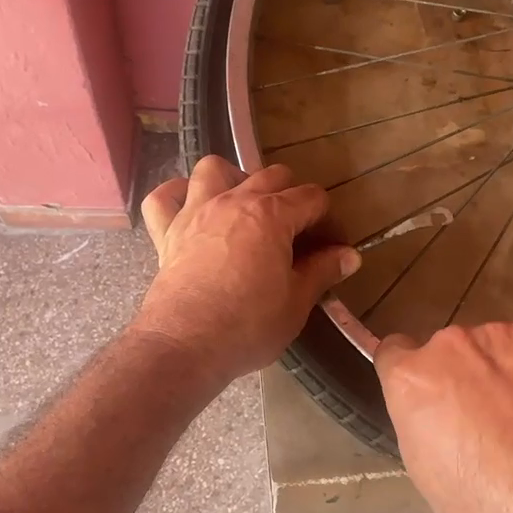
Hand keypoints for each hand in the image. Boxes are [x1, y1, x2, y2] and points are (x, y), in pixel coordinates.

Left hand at [134, 156, 359, 385]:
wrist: (186, 343)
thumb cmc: (248, 325)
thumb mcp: (296, 302)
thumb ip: (322, 272)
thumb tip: (350, 255)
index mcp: (272, 215)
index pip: (311, 198)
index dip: (325, 217)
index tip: (328, 241)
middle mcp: (234, 201)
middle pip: (270, 174)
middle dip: (289, 193)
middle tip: (294, 228)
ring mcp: (196, 211)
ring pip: (213, 168)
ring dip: (232, 178)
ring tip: (241, 204)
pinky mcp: (167, 232)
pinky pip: (163, 197)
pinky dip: (175, 195)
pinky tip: (188, 207)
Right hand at [375, 323, 512, 512]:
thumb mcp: (431, 475)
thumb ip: (426, 424)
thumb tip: (441, 414)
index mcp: (411, 381)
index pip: (395, 353)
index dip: (418, 380)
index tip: (436, 405)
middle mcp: (451, 346)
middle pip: (454, 351)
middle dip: (469, 379)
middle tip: (498, 426)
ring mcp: (505, 337)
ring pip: (501, 349)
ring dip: (512, 374)